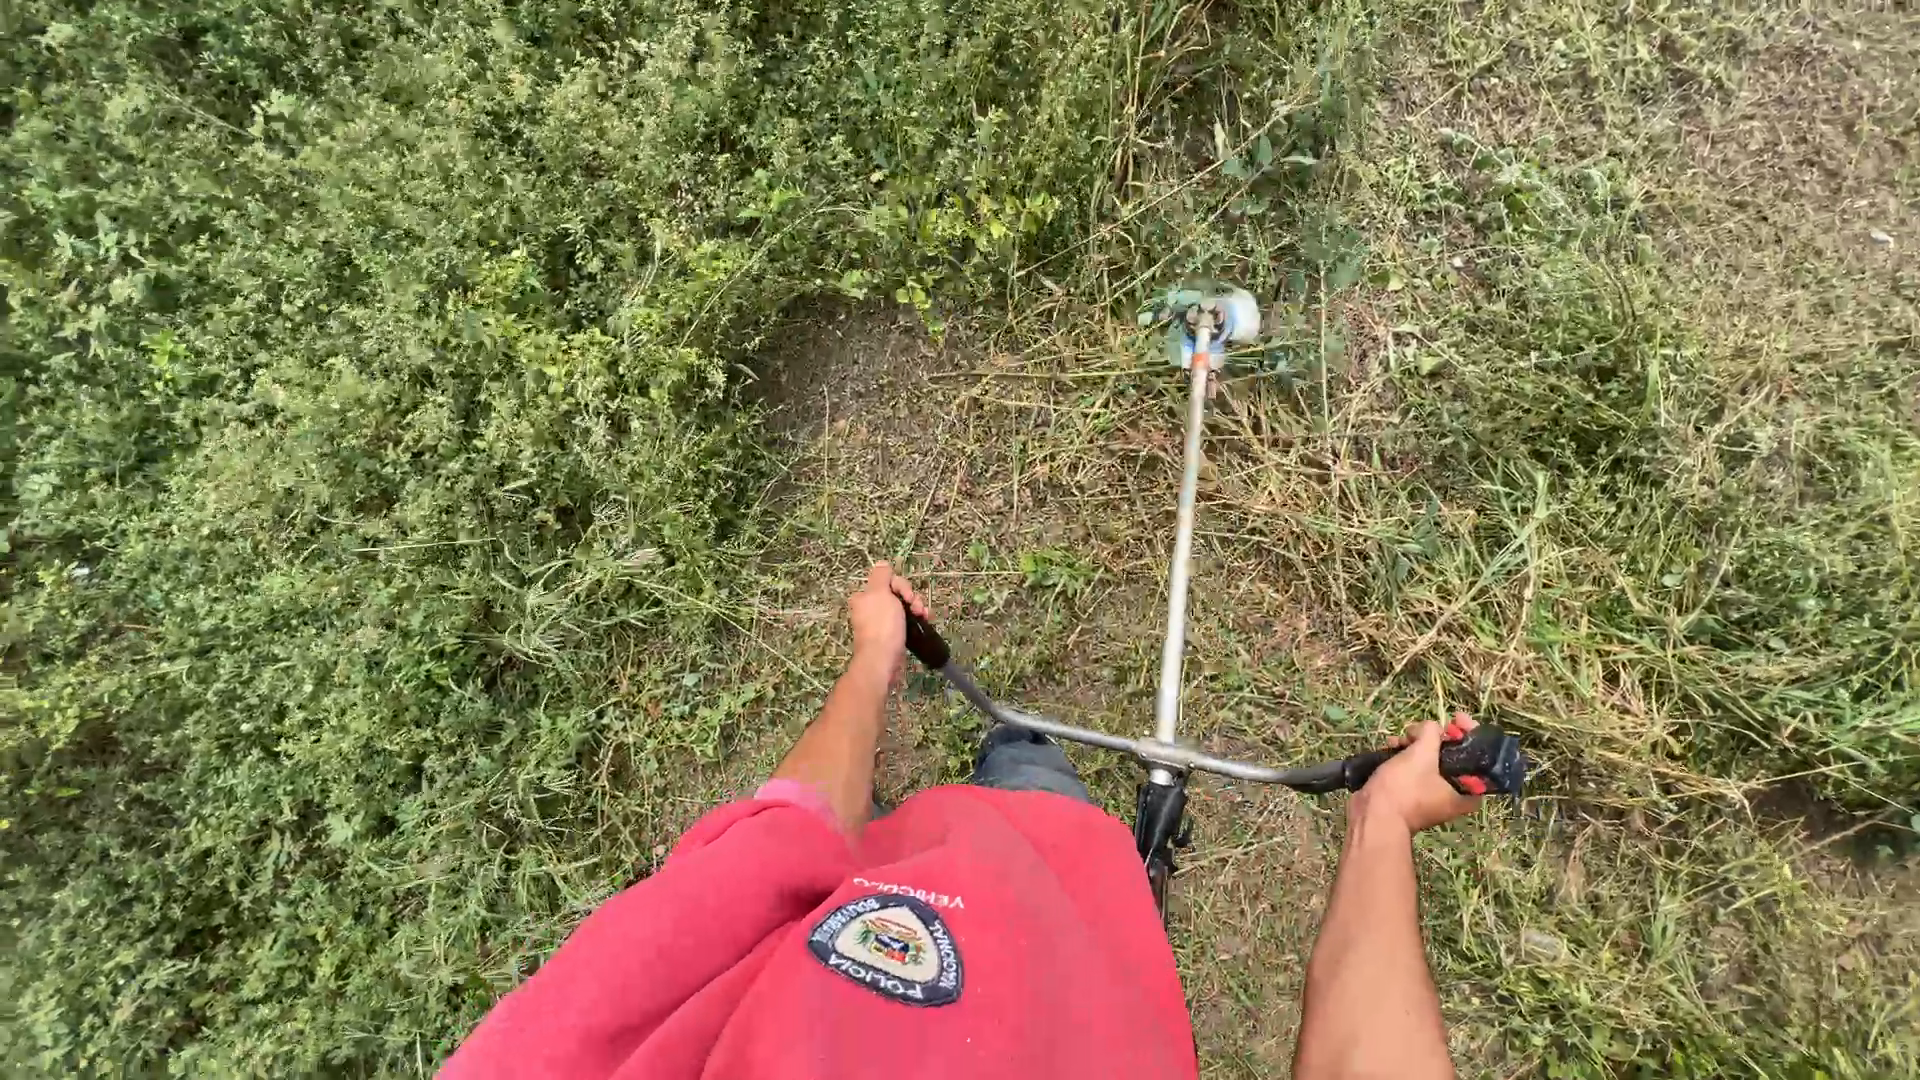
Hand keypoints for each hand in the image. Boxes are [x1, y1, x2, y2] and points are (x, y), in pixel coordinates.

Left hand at [846, 561, 926, 682]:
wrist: (883, 660)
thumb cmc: (882, 625)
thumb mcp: (879, 593)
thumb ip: (881, 575)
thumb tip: (882, 564)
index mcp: (864, 597)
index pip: (888, 580)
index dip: (902, 586)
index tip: (907, 597)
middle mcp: (870, 608)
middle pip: (897, 593)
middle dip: (911, 598)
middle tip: (916, 608)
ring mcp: (881, 623)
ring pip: (904, 607)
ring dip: (916, 608)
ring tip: (924, 617)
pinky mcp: (891, 635)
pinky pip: (905, 620)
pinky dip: (915, 620)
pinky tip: (924, 622)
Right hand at [1350, 711, 1483, 833]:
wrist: (1374, 815)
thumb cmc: (1404, 789)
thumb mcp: (1421, 755)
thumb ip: (1431, 734)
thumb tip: (1430, 727)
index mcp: (1470, 790)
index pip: (1480, 754)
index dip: (1469, 732)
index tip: (1455, 717)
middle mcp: (1456, 792)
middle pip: (1451, 753)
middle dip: (1432, 737)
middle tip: (1416, 731)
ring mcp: (1433, 793)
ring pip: (1430, 758)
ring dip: (1414, 744)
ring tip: (1397, 740)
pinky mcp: (1413, 792)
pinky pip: (1415, 767)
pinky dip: (1405, 754)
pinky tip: (1391, 747)